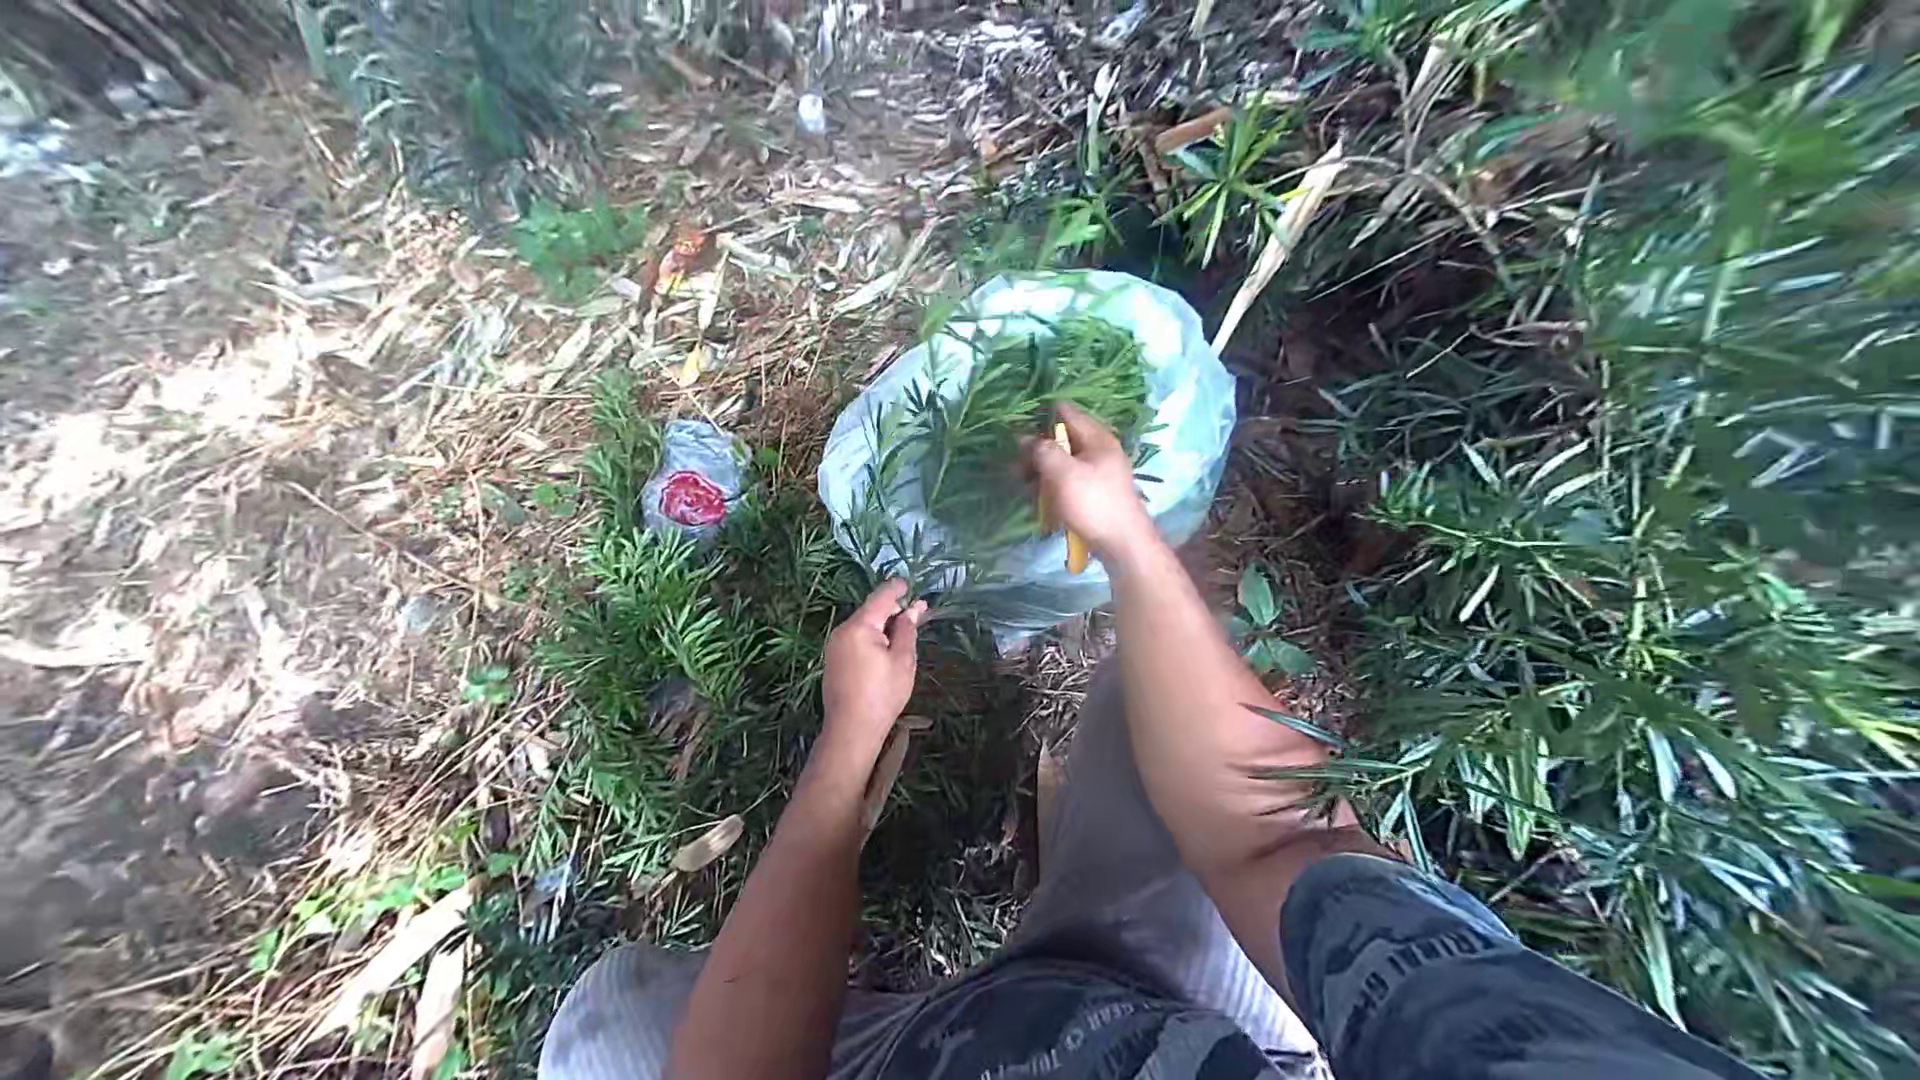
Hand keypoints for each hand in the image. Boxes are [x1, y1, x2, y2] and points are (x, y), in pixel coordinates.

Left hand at [821, 579, 925, 753]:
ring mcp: (835, 646)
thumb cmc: (882, 694)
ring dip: (884, 624)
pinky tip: (888, 648)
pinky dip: (873, 637)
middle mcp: (842, 630)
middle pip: (871, 610)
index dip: (898, 588)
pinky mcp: (834, 660)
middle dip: (894, 609)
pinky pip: (856, 639)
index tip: (912, 586)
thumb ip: (906, 630)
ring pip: (864, 625)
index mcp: (859, 626)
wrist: (851, 730)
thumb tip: (912, 609)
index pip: (881, 597)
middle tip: (919, 613)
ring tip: (907, 632)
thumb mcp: (902, 660)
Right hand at [1025, 402, 1156, 562]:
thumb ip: (1042, 451)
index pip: (1065, 412)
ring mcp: (1098, 471)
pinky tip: (1042, 500)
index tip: (1018, 433)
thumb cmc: (1093, 504)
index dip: (1039, 418)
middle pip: (1061, 439)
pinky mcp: (1095, 492)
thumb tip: (1025, 438)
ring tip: (1026, 486)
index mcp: (1097, 437)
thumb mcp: (1063, 474)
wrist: (1122, 544)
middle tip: (1017, 468)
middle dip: (1037, 451)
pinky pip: (1068, 480)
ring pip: (1063, 462)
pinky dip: (1053, 486)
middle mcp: (1099, 450)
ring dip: (1042, 471)